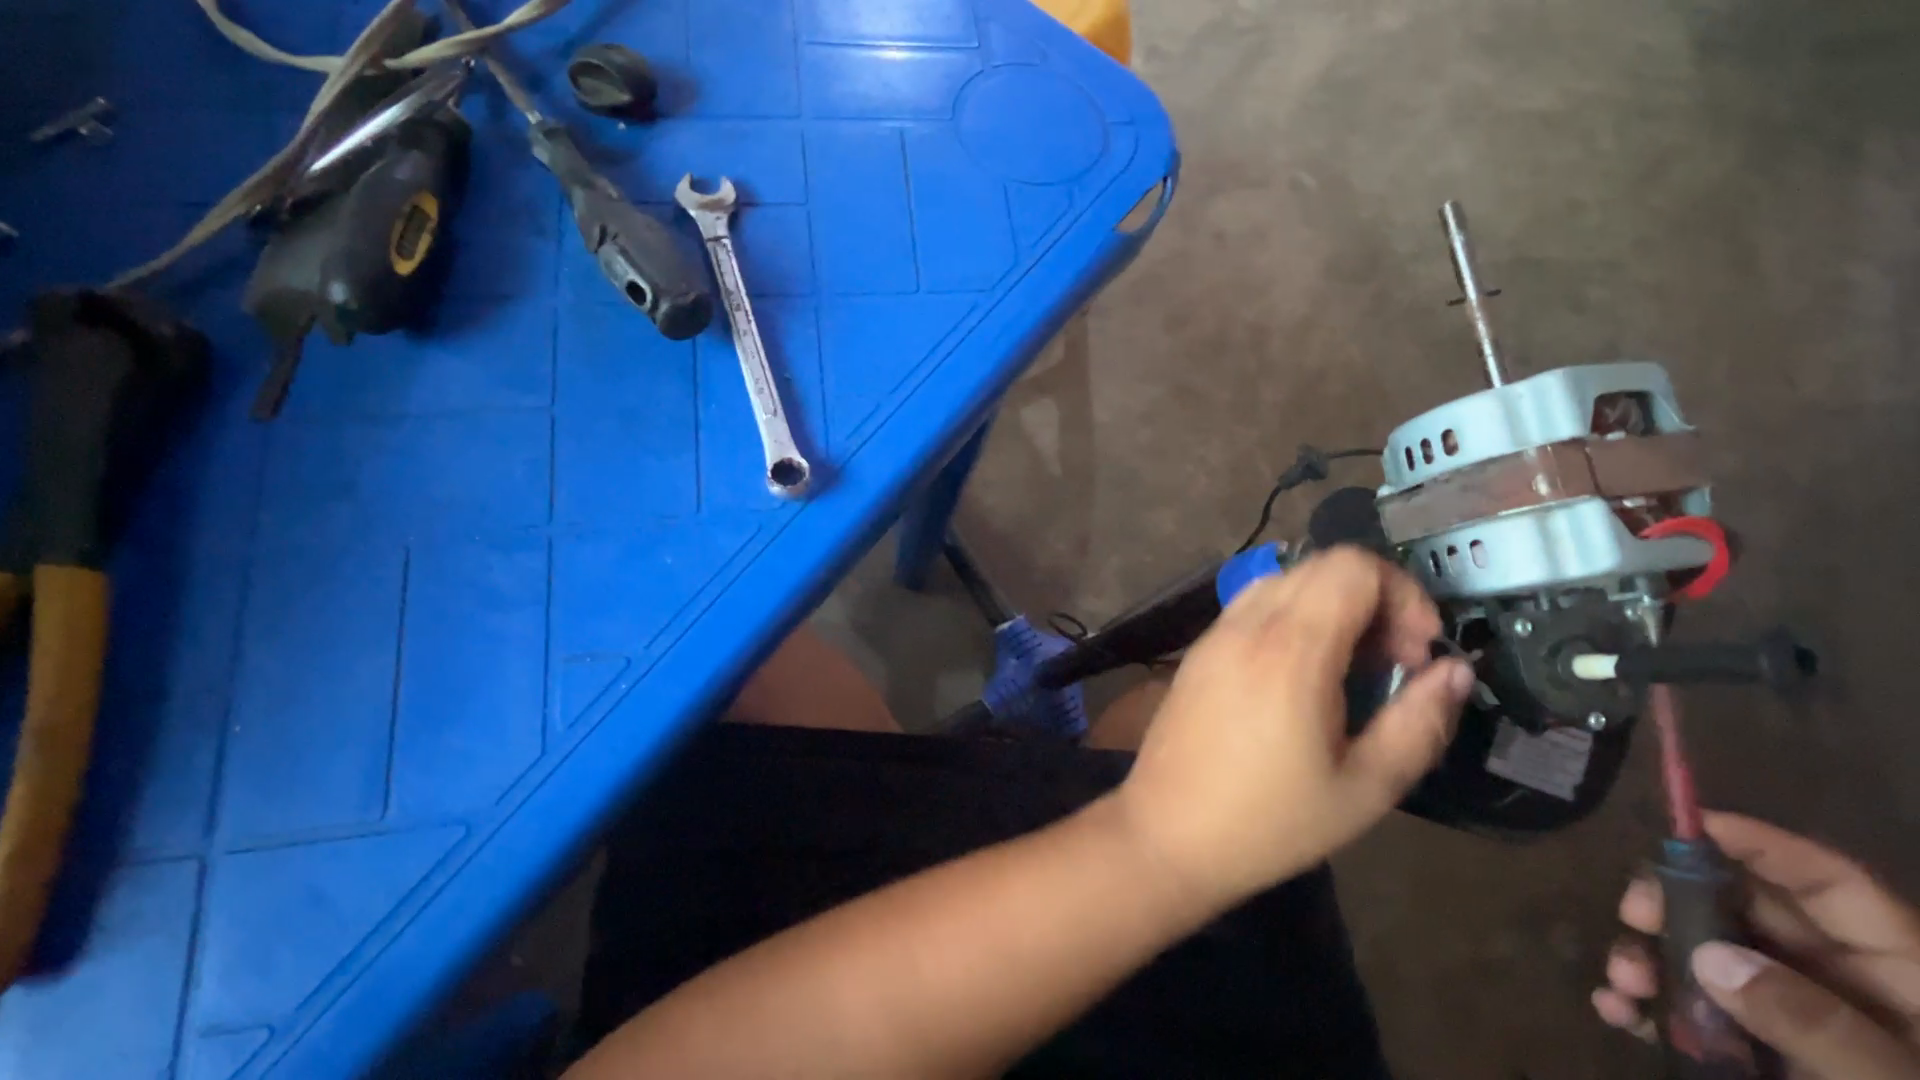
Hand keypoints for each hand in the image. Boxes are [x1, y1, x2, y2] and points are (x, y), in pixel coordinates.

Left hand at [1114, 548, 1473, 909]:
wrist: (1165, 838)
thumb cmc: (1270, 823)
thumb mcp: (1365, 787)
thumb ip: (1419, 721)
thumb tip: (1454, 671)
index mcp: (1290, 648)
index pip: (1353, 566)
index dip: (1403, 594)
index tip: (1419, 652)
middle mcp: (1247, 625)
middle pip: (1323, 566)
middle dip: (1375, 600)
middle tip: (1393, 663)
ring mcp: (1214, 634)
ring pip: (1286, 581)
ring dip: (1332, 607)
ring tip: (1351, 670)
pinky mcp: (1196, 652)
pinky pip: (1253, 607)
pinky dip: (1292, 618)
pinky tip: (1302, 677)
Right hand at [1594, 812, 1919, 1077]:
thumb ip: (1816, 1024)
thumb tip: (1712, 957)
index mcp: (1900, 974)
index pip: (1831, 884)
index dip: (1764, 845)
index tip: (1689, 824)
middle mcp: (1842, 981)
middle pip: (1747, 908)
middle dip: (1675, 902)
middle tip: (1632, 912)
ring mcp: (1795, 1015)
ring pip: (1707, 955)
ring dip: (1650, 957)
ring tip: (1622, 982)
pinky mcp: (1759, 1050)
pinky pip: (1696, 1010)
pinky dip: (1650, 1006)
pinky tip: (1618, 1012)